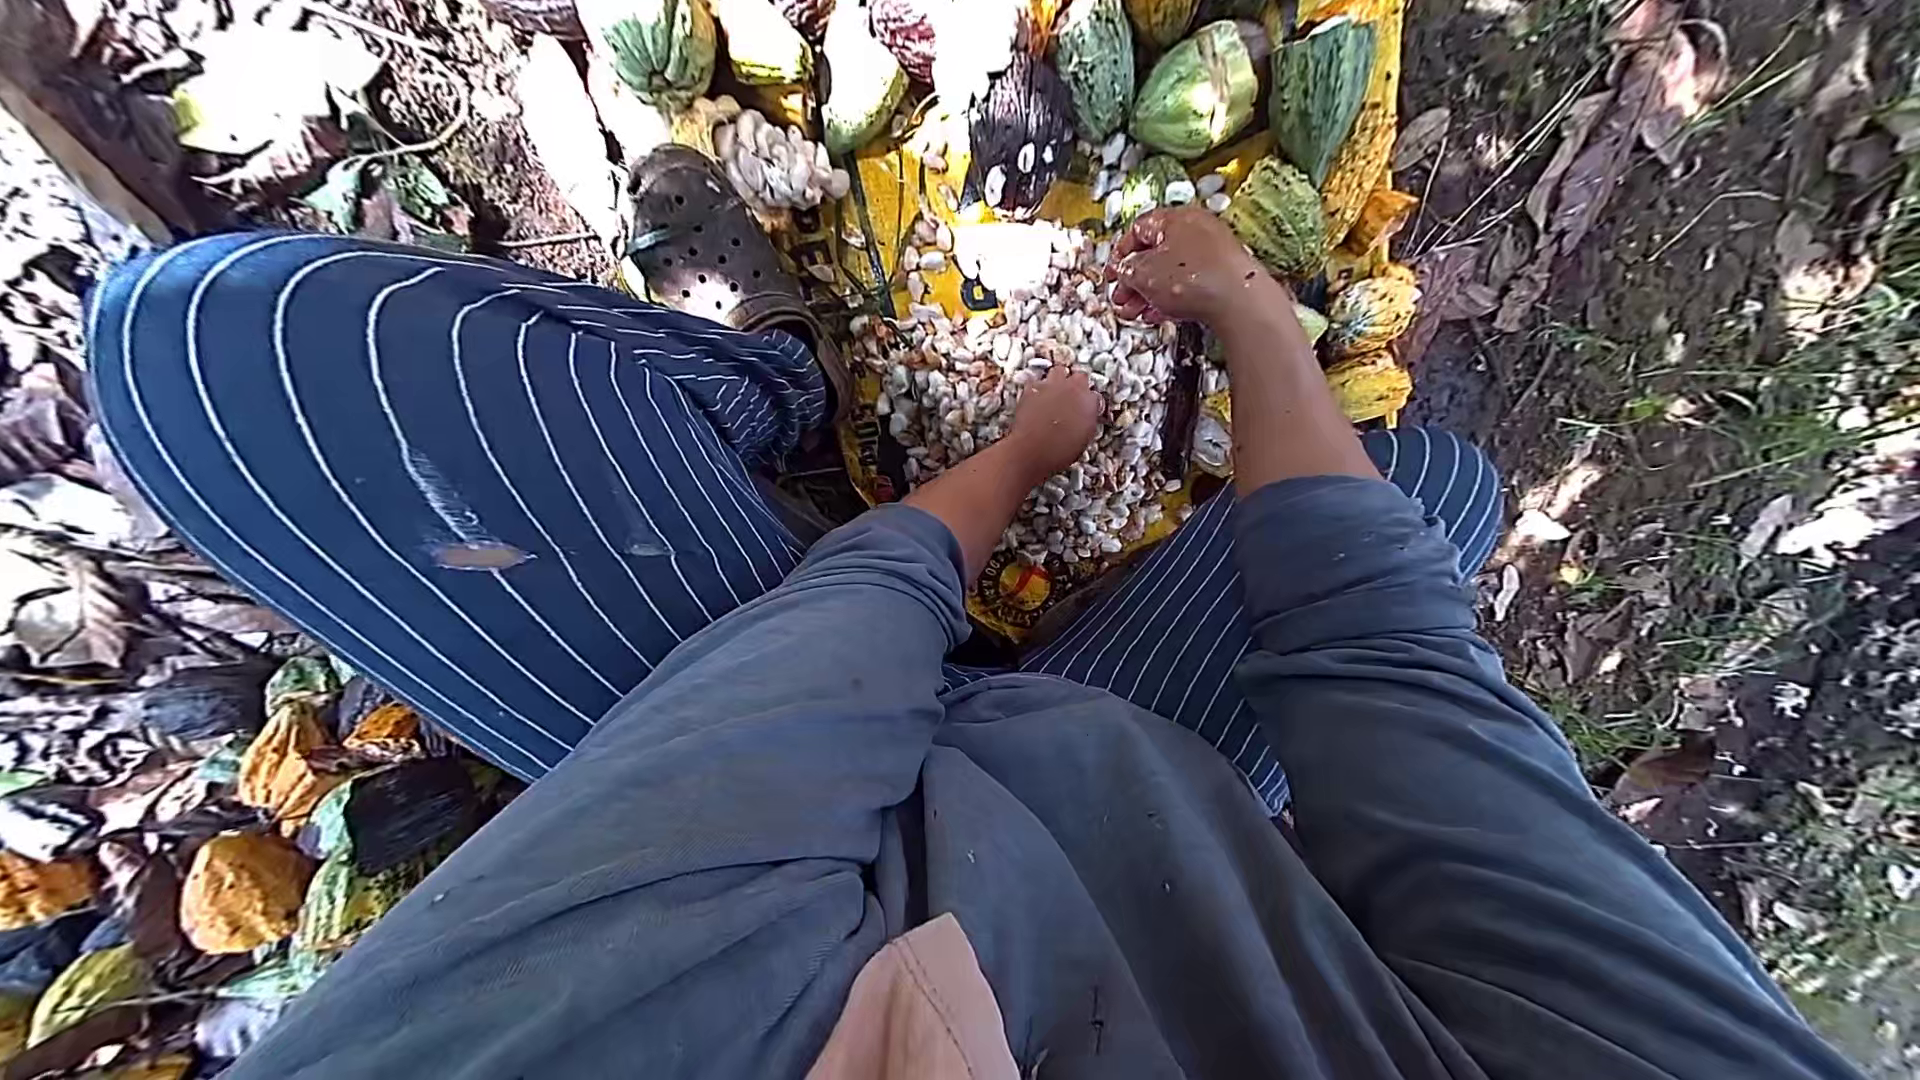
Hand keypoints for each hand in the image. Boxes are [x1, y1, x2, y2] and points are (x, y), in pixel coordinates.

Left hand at [1006, 366, 1101, 479]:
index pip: (1094, 395)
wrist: (1032, 450)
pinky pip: (1037, 381)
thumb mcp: (1083, 439)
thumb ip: (1087, 421)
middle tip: (1070, 398)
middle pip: (1079, 377)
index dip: (1088, 403)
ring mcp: (1052, 385)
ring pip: (1058, 371)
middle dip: (1076, 385)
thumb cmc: (1059, 452)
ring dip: (1058, 380)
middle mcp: (1074, 388)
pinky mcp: (1032, 387)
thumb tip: (1084, 416)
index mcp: (1090, 402)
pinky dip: (1037, 388)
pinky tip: (1035, 398)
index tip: (1083, 409)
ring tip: (1053, 393)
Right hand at [1106, 206, 1272, 325]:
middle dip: (1133, 280)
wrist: (1236, 299)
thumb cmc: (1191, 278)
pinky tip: (1157, 314)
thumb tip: (1124, 269)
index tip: (1112, 272)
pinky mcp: (1220, 275)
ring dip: (1147, 293)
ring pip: (1169, 272)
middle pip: (1154, 253)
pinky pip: (1187, 284)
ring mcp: (1211, 252)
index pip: (1138, 229)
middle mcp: (1195, 229)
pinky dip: (1168, 298)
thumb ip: (1126, 269)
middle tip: (1121, 297)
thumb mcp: (1142, 273)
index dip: (1120, 253)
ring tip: (1134, 312)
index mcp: (1175, 218)